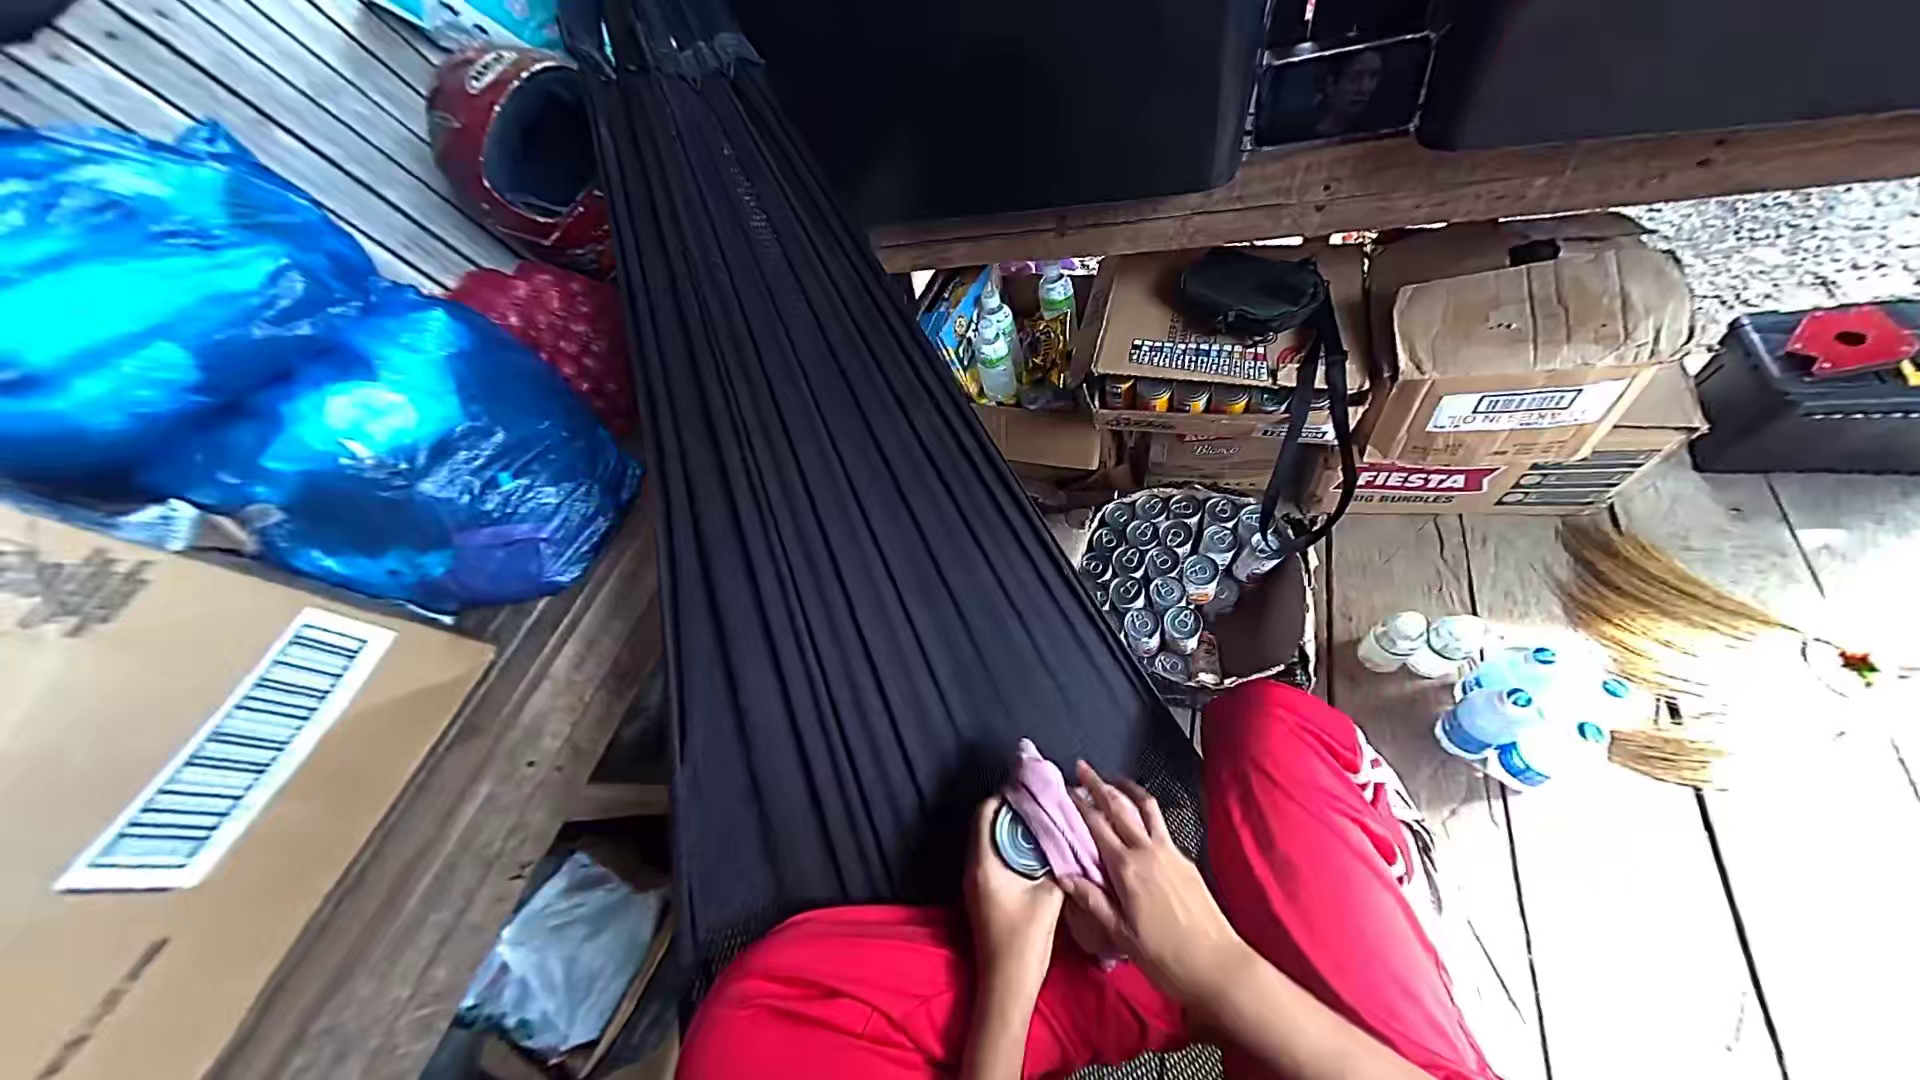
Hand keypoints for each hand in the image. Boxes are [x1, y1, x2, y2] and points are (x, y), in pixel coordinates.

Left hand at [965, 797, 1063, 991]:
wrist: (1007, 986)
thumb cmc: (1024, 941)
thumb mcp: (1049, 897)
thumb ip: (1058, 864)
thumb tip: (1068, 839)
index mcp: (983, 863)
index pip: (984, 813)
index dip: (1003, 797)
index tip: (1027, 790)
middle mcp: (972, 868)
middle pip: (984, 824)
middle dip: (1008, 810)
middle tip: (1036, 803)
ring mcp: (974, 882)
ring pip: (987, 840)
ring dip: (1008, 829)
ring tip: (1037, 822)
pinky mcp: (981, 893)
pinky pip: (990, 856)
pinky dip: (1007, 846)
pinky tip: (1031, 851)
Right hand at [1059, 762, 1249, 1009]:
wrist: (1218, 967)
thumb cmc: (1166, 957)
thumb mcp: (1121, 935)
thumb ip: (1092, 900)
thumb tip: (1064, 875)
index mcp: (1126, 868)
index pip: (1097, 825)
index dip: (1080, 804)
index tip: (1067, 788)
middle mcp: (1147, 851)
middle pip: (1120, 806)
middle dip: (1099, 784)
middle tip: (1083, 767)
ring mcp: (1170, 852)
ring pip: (1146, 807)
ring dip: (1127, 789)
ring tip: (1114, 779)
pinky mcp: (1186, 859)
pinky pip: (1161, 824)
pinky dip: (1146, 810)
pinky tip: (1140, 817)